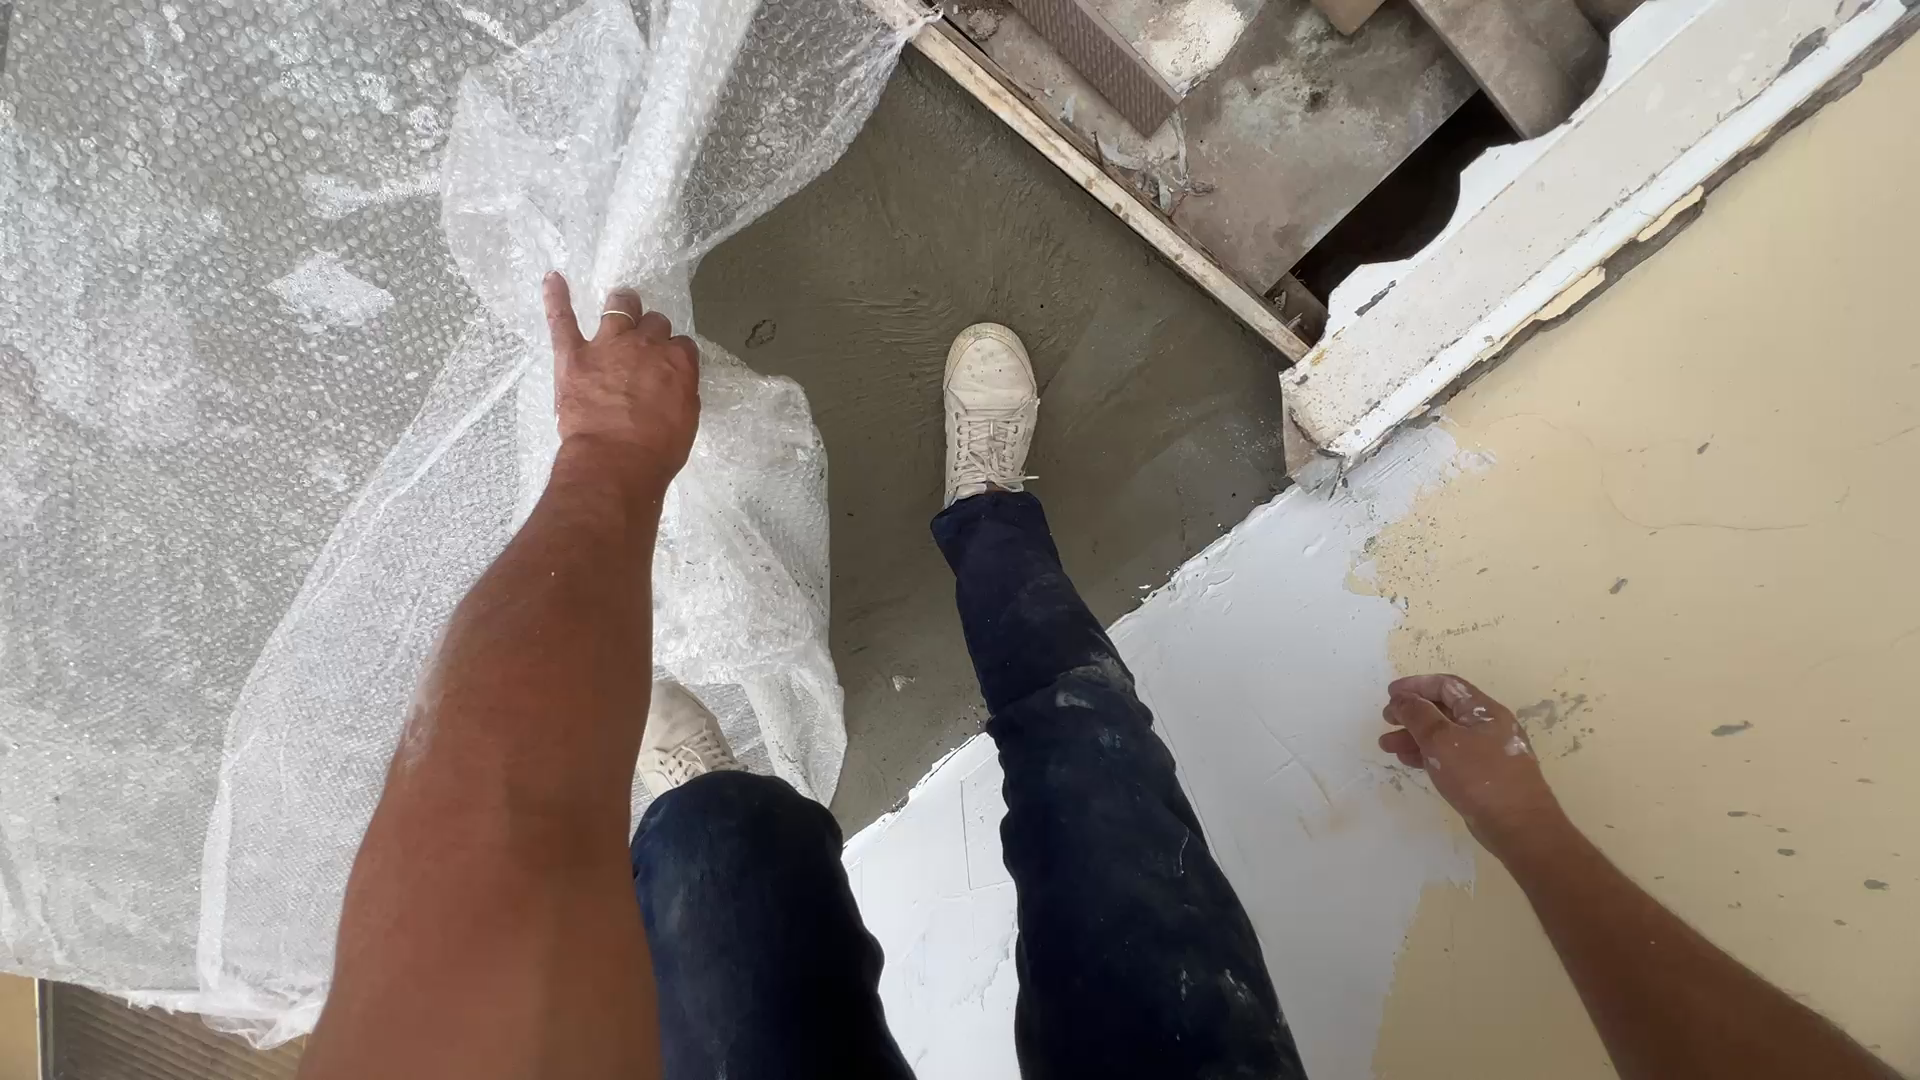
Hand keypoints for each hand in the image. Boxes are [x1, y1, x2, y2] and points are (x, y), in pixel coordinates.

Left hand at [542, 272, 699, 486]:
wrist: (616, 460)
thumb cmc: (658, 449)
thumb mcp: (687, 420)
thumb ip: (682, 392)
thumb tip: (676, 383)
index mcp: (678, 362)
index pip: (682, 344)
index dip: (676, 353)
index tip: (671, 365)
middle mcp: (646, 345)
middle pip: (654, 322)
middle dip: (653, 330)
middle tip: (647, 343)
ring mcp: (607, 345)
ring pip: (618, 307)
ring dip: (622, 305)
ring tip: (621, 305)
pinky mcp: (573, 354)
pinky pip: (562, 318)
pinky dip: (556, 297)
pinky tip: (553, 278)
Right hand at [1380, 674, 1570, 859]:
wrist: (1519, 828)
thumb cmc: (1479, 776)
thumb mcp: (1441, 739)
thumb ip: (1417, 714)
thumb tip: (1402, 699)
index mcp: (1484, 711)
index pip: (1446, 686)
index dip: (1415, 685)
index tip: (1390, 694)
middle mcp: (1487, 727)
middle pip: (1442, 709)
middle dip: (1410, 713)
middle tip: (1386, 721)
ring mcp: (1486, 751)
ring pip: (1442, 734)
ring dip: (1413, 736)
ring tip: (1388, 746)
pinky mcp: (1482, 773)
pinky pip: (1448, 754)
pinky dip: (1425, 753)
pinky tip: (1408, 761)